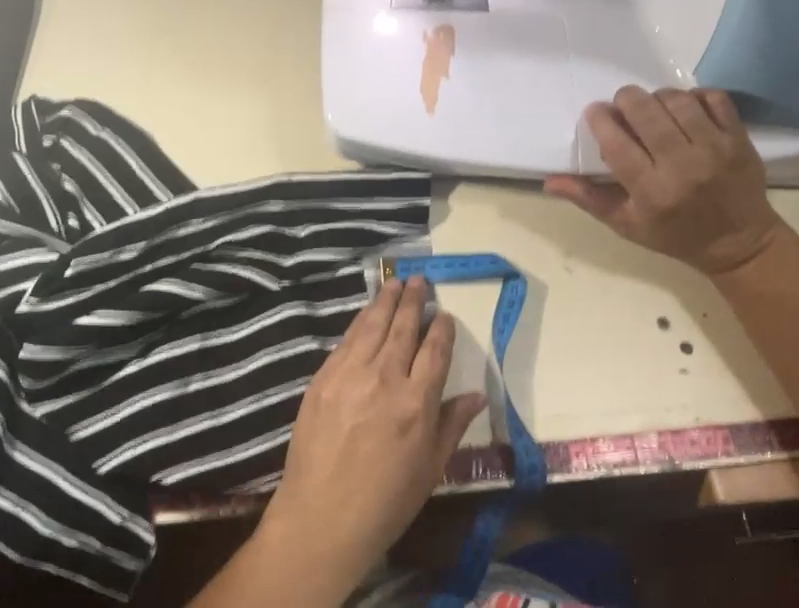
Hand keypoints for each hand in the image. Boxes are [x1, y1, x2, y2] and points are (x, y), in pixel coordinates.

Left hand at [258, 277, 485, 593]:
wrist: (322, 517)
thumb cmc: (386, 501)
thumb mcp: (431, 468)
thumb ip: (452, 424)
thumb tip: (476, 395)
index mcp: (416, 402)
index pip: (434, 350)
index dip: (442, 328)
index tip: (446, 314)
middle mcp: (385, 378)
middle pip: (403, 328)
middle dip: (413, 301)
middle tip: (420, 280)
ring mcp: (350, 375)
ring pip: (372, 326)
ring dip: (385, 301)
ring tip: (394, 283)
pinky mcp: (323, 378)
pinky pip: (346, 341)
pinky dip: (359, 322)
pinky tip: (365, 314)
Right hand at [545, 86, 786, 273]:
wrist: (739, 242)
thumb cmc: (674, 235)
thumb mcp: (626, 225)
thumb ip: (588, 198)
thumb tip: (549, 180)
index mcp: (651, 192)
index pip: (616, 141)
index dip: (599, 119)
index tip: (596, 114)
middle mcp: (683, 166)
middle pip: (645, 110)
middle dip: (625, 100)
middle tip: (623, 108)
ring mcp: (715, 149)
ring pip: (676, 99)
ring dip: (658, 97)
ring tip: (654, 109)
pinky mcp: (738, 139)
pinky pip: (713, 98)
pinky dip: (695, 96)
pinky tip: (685, 110)